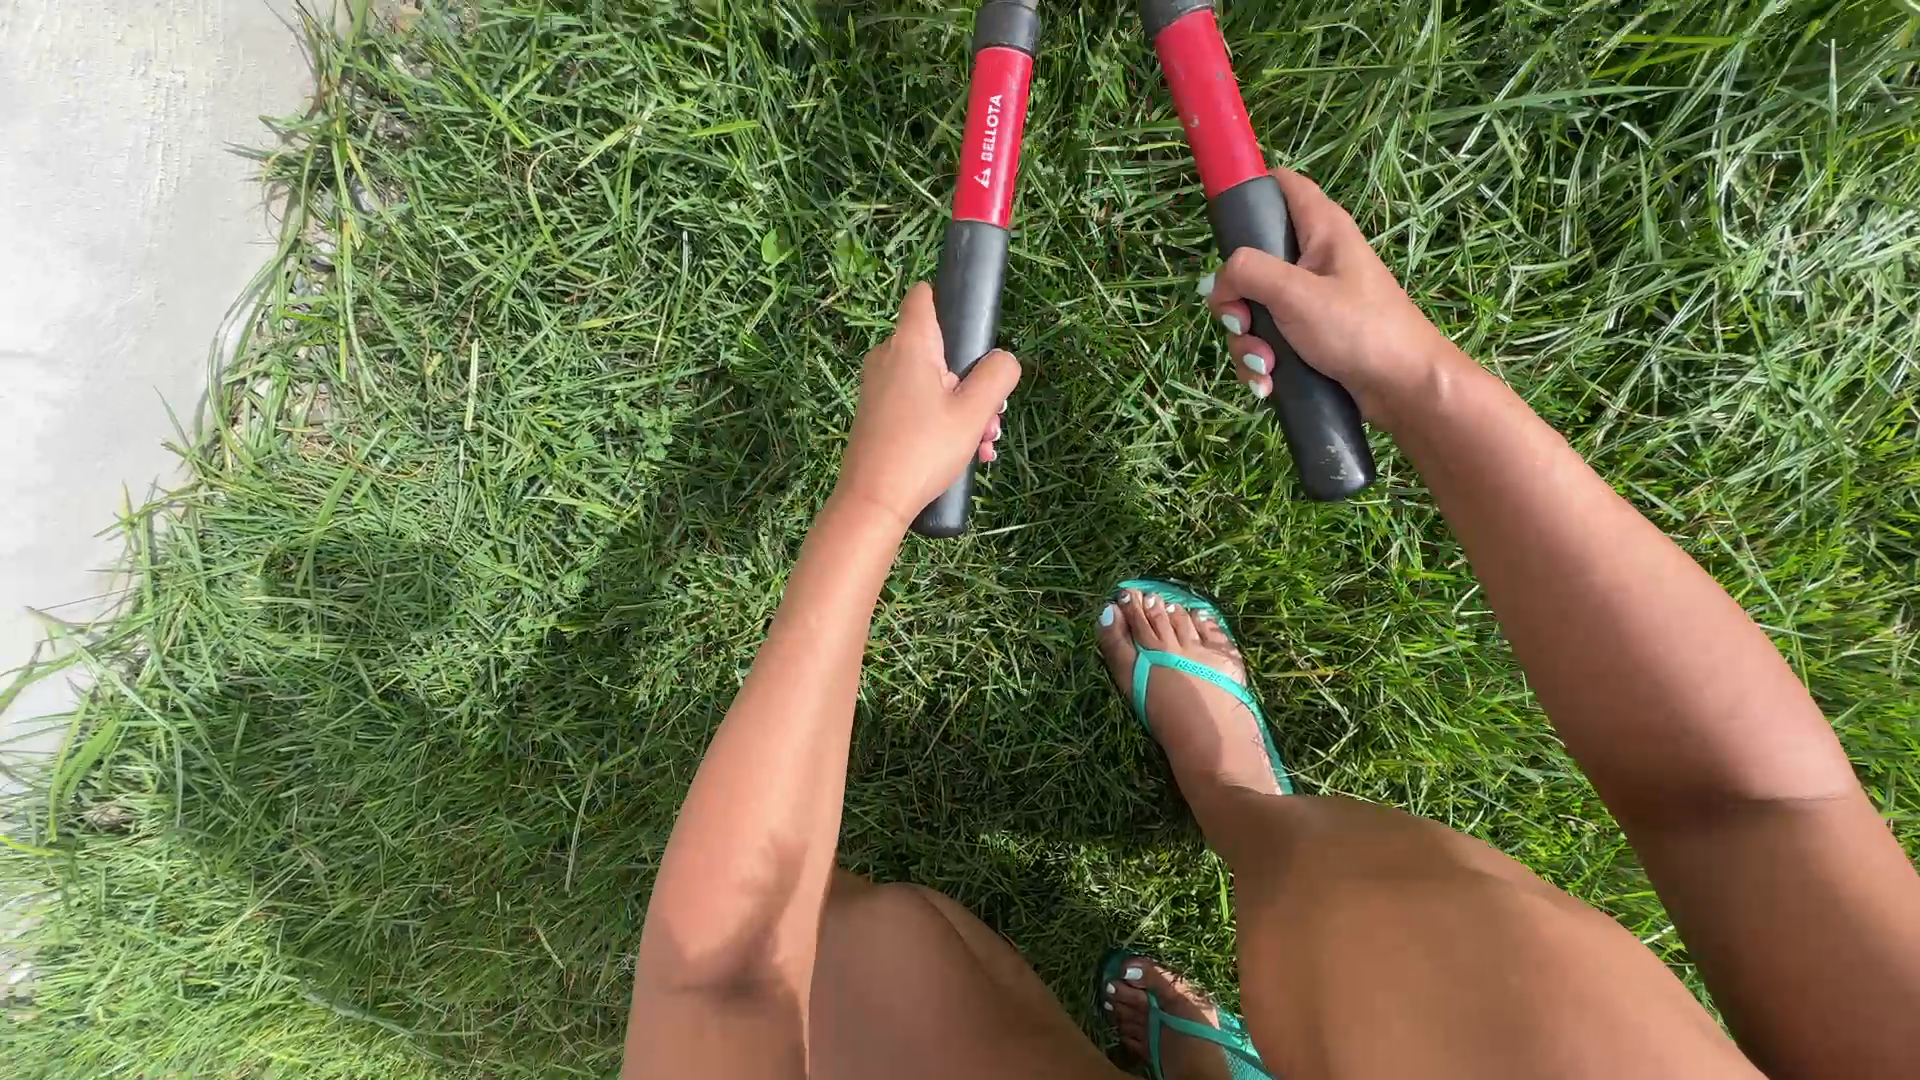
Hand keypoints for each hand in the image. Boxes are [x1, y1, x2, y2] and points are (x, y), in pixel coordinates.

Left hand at [836, 283, 1021, 528]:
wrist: (874, 502)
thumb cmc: (924, 450)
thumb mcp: (974, 412)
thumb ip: (997, 375)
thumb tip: (1003, 360)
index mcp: (908, 344)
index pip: (924, 296)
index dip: (952, 306)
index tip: (974, 339)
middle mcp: (887, 358)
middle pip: (940, 350)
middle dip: (973, 381)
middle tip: (991, 417)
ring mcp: (879, 388)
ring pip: (934, 384)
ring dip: (965, 410)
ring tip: (983, 445)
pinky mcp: (877, 415)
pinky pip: (918, 405)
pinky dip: (943, 423)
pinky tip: (966, 456)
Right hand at [1202, 167, 1466, 431]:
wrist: (1401, 388)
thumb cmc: (1359, 330)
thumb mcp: (1297, 295)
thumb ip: (1249, 274)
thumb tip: (1216, 282)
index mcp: (1321, 231)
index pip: (1280, 187)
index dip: (1248, 196)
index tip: (1222, 230)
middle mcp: (1311, 261)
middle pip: (1249, 264)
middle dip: (1236, 302)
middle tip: (1243, 323)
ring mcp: (1307, 301)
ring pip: (1252, 311)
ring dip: (1247, 343)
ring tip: (1266, 366)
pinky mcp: (1304, 337)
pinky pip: (1264, 342)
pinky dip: (1259, 364)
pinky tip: (1268, 382)